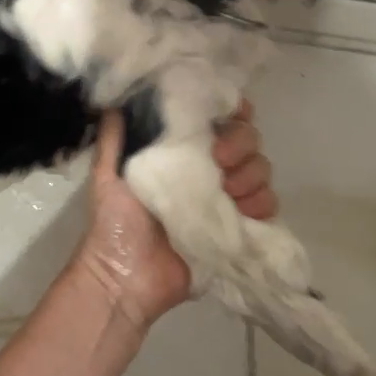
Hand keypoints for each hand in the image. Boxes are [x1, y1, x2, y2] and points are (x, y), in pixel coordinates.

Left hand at [75, 101, 274, 330]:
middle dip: (240, 142)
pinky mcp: (239, 228)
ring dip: (250, 173)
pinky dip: (261, 203)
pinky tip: (243, 210)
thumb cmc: (115, 221)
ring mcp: (226, 198)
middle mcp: (208, 167)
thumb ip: (114, 136)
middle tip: (219, 159)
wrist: (126, 278)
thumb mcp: (107, 172)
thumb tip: (115, 97)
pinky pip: (267, 206)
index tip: (228, 111)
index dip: (229, 108)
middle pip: (247, 138)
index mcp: (180, 149)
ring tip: (228, 190)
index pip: (217, 116)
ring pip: (260, 169)